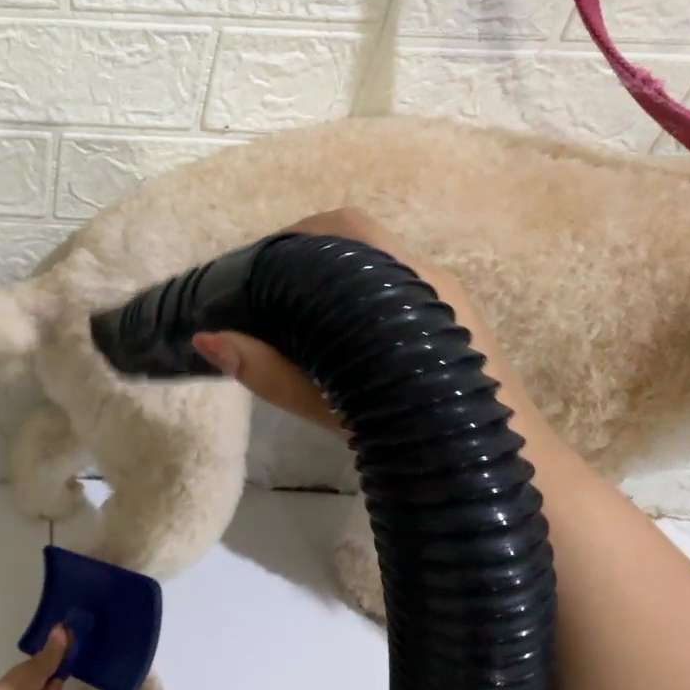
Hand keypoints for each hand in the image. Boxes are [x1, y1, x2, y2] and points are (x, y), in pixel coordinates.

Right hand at [189, 208, 533, 431]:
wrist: (483, 462)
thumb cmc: (404, 428)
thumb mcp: (321, 400)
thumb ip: (263, 369)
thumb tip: (205, 339)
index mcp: (396, 282)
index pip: (340, 227)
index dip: (293, 236)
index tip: (256, 265)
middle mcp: (423, 274)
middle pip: (358, 233)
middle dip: (308, 249)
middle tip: (268, 284)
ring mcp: (444, 292)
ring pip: (378, 256)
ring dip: (336, 268)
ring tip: (295, 301)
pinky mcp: (452, 312)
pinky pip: (396, 278)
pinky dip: (358, 284)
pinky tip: (336, 322)